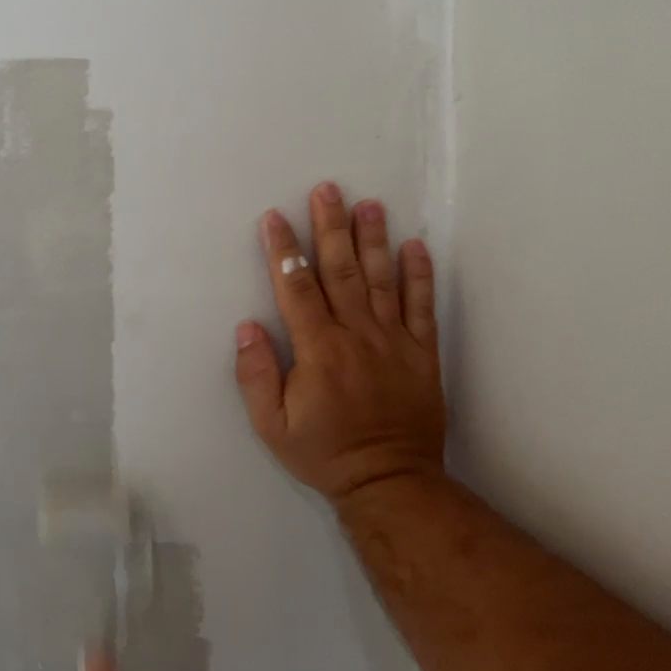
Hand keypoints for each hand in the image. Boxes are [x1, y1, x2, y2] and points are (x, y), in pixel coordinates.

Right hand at [233, 182, 446, 501]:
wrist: (389, 480)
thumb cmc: (321, 453)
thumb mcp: (270, 425)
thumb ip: (257, 375)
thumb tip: (248, 327)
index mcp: (318, 351)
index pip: (296, 290)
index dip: (283, 252)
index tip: (274, 218)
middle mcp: (357, 336)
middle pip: (341, 272)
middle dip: (330, 228)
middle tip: (327, 190)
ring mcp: (394, 342)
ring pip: (382, 280)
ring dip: (373, 239)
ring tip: (368, 204)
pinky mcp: (421, 353)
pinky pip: (422, 306)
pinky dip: (419, 274)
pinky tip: (415, 245)